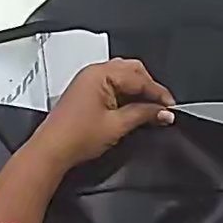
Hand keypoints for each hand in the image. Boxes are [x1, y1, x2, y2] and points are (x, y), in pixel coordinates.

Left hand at [21, 59, 174, 172]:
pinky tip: (133, 109)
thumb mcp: (117, 125)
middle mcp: (93, 73)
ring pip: (123, 77)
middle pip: (132, 71)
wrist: (51, 150)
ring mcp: (88, 81)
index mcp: (100, 74)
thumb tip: (162, 111)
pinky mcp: (86, 92)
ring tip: (150, 110)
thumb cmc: (74, 137)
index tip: (170, 106)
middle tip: (162, 107)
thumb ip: (143, 114)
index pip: (139, 77)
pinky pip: (112, 85)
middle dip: (149, 88)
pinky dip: (126, 95)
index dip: (158, 92)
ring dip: (138, 91)